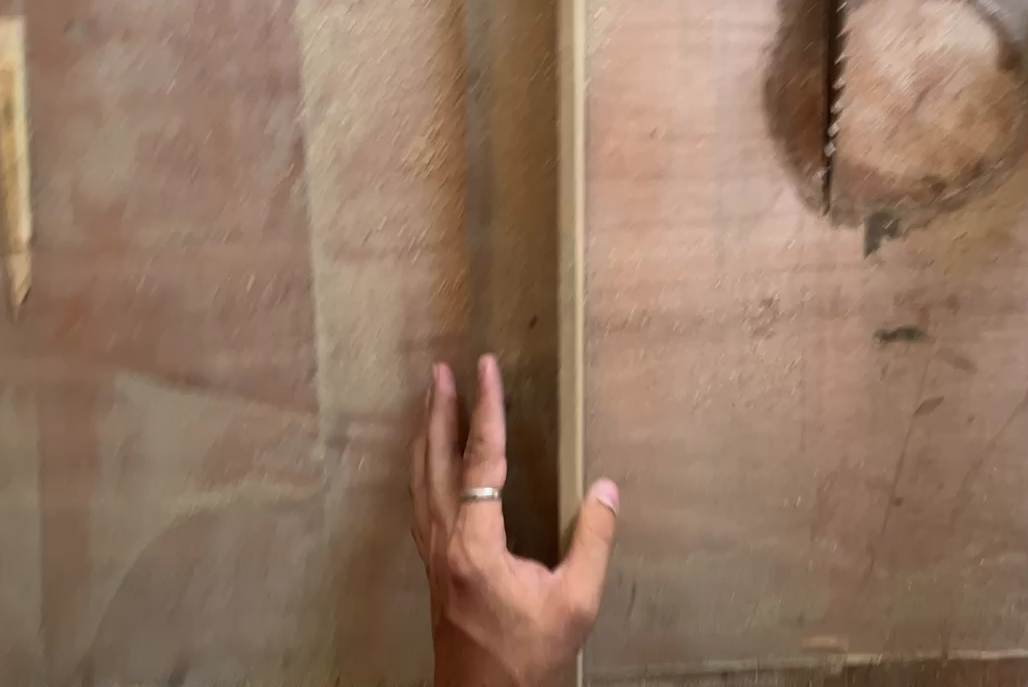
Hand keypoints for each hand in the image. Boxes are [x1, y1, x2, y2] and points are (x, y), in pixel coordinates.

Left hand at [411, 355, 619, 686]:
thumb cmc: (529, 658)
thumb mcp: (575, 603)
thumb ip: (593, 542)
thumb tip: (608, 488)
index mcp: (477, 544)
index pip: (482, 459)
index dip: (487, 410)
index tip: (486, 370)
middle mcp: (446, 541)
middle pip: (437, 461)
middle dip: (440, 411)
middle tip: (440, 371)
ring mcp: (433, 555)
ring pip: (420, 480)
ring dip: (426, 435)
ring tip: (429, 401)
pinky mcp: (434, 567)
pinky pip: (419, 501)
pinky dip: (421, 467)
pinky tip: (426, 461)